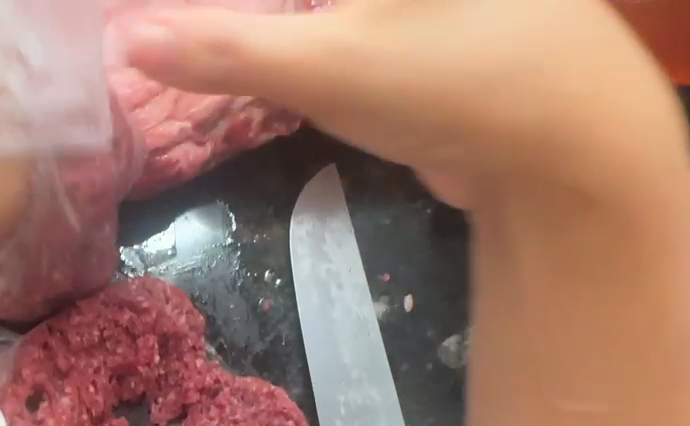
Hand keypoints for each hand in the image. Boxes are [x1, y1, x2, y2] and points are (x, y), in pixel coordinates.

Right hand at [118, 0, 689, 209]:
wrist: (561, 147)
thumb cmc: (451, 82)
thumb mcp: (322, 66)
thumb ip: (223, 51)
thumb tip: (128, 41)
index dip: (211, 1)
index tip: (148, 10)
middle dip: (234, 12)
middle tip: (161, 25)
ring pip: (311, 4)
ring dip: (256, 18)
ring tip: (197, 40)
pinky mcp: (420, 20)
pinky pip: (332, 14)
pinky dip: (291, 26)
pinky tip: (252, 50)